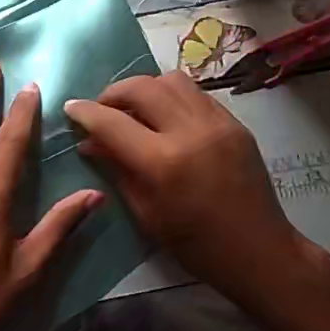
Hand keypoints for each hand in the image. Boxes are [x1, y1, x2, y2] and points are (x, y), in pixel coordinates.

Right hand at [64, 72, 329, 305]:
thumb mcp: (146, 213)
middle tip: (102, 109)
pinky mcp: (234, 122)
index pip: (113, 123)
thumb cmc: (196, 244)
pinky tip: (165, 116)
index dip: (86, 112)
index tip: (71, 108)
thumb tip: (88, 143)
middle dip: (113, 92)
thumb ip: (116, 169)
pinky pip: (195, 93)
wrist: (258, 250)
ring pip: (171, 80)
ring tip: (134, 108)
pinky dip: (172, 96)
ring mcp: (216, 122)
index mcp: (163, 163)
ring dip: (145, 88)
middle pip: (141, 87)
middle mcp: (190, 132)